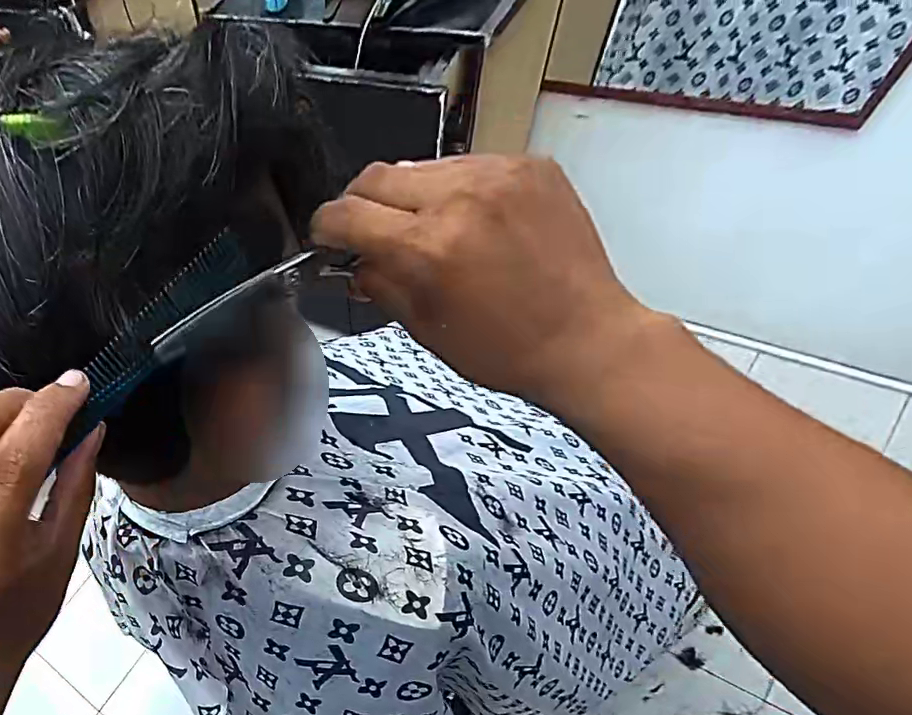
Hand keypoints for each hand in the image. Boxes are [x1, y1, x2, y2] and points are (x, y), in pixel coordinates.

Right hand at [310, 155, 670, 409]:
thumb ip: (385, 289)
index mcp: (429, 249)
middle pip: (377, 176)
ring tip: (430, 235)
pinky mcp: (530, 166)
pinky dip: (458, 192)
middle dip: (362, 205)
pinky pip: (471, 165)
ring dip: (412, 198)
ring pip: (423, 166)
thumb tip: (359, 265)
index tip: (327, 236)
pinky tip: (473, 226)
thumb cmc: (511, 352)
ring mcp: (499, 174)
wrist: (585, 340)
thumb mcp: (431, 332)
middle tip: (370, 234)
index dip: (326, 227)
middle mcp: (461, 198)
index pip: (348, 214)